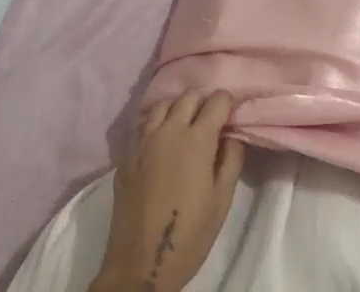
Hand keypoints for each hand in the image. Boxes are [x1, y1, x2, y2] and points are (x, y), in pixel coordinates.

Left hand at [90, 91, 244, 291]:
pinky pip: (144, 123)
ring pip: (163, 104)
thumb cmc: (189, 233)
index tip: (233, 113)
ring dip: (178, 108)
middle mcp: (168, 130)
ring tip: (186, 126)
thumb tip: (232, 135)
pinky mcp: (126, 154)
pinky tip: (162, 140)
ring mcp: (143, 140)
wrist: (140, 262)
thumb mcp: (222, 199)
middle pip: (188, 96)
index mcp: (196, 139)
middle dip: (203, 102)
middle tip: (212, 121)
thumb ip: (231, 159)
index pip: (216, 100)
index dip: (228, 102)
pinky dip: (157, 122)